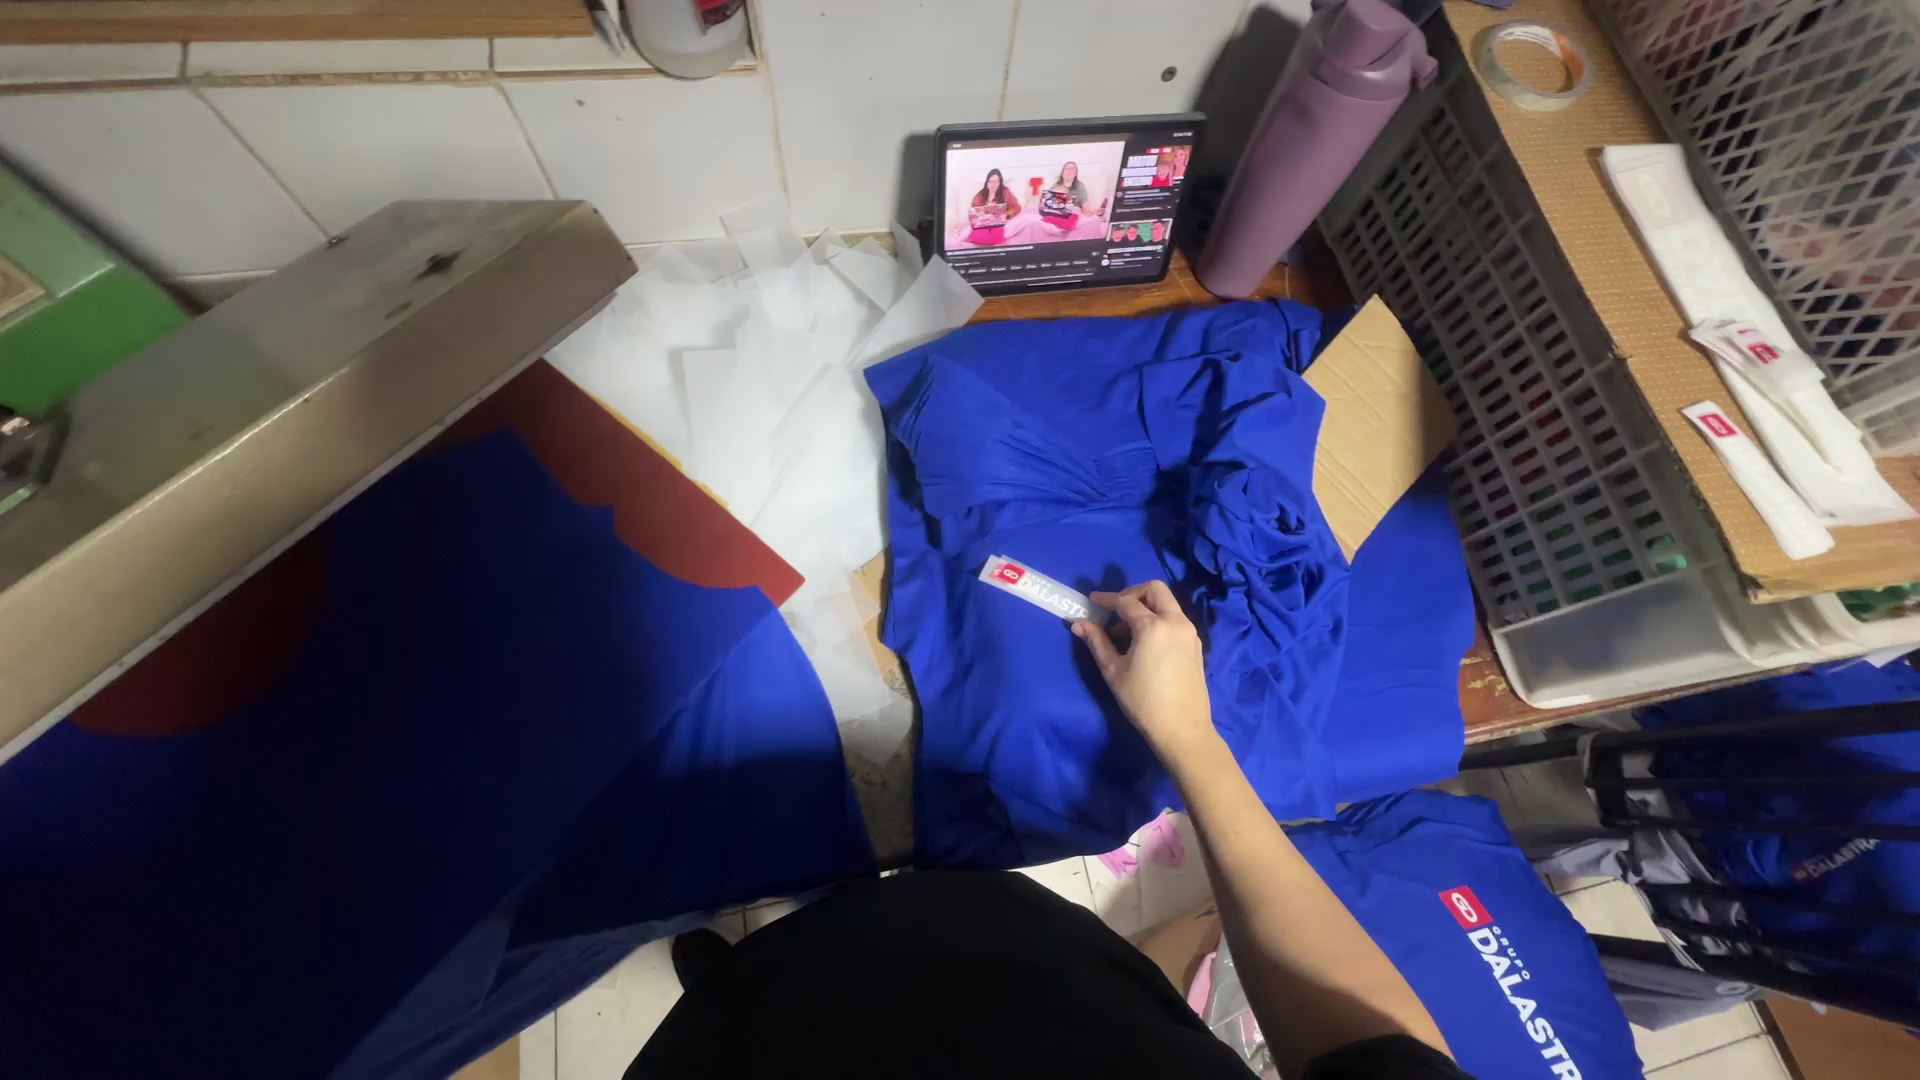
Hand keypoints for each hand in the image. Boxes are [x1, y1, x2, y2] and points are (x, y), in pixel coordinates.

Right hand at [1072, 581, 1217, 759]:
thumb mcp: (1113, 671)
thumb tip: (1078, 623)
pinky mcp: (1195, 645)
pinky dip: (1158, 618)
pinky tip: (1144, 642)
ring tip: (1126, 631)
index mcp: (1153, 626)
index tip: (1092, 601)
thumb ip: (1096, 642)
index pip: (1126, 602)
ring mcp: (1189, 633)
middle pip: (1155, 590)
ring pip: (1167, 603)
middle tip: (1115, 610)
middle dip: (1132, 593)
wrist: (1182, 729)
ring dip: (1146, 606)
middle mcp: (1175, 622)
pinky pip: (1175, 619)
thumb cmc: (1143, 700)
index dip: (1106, 599)